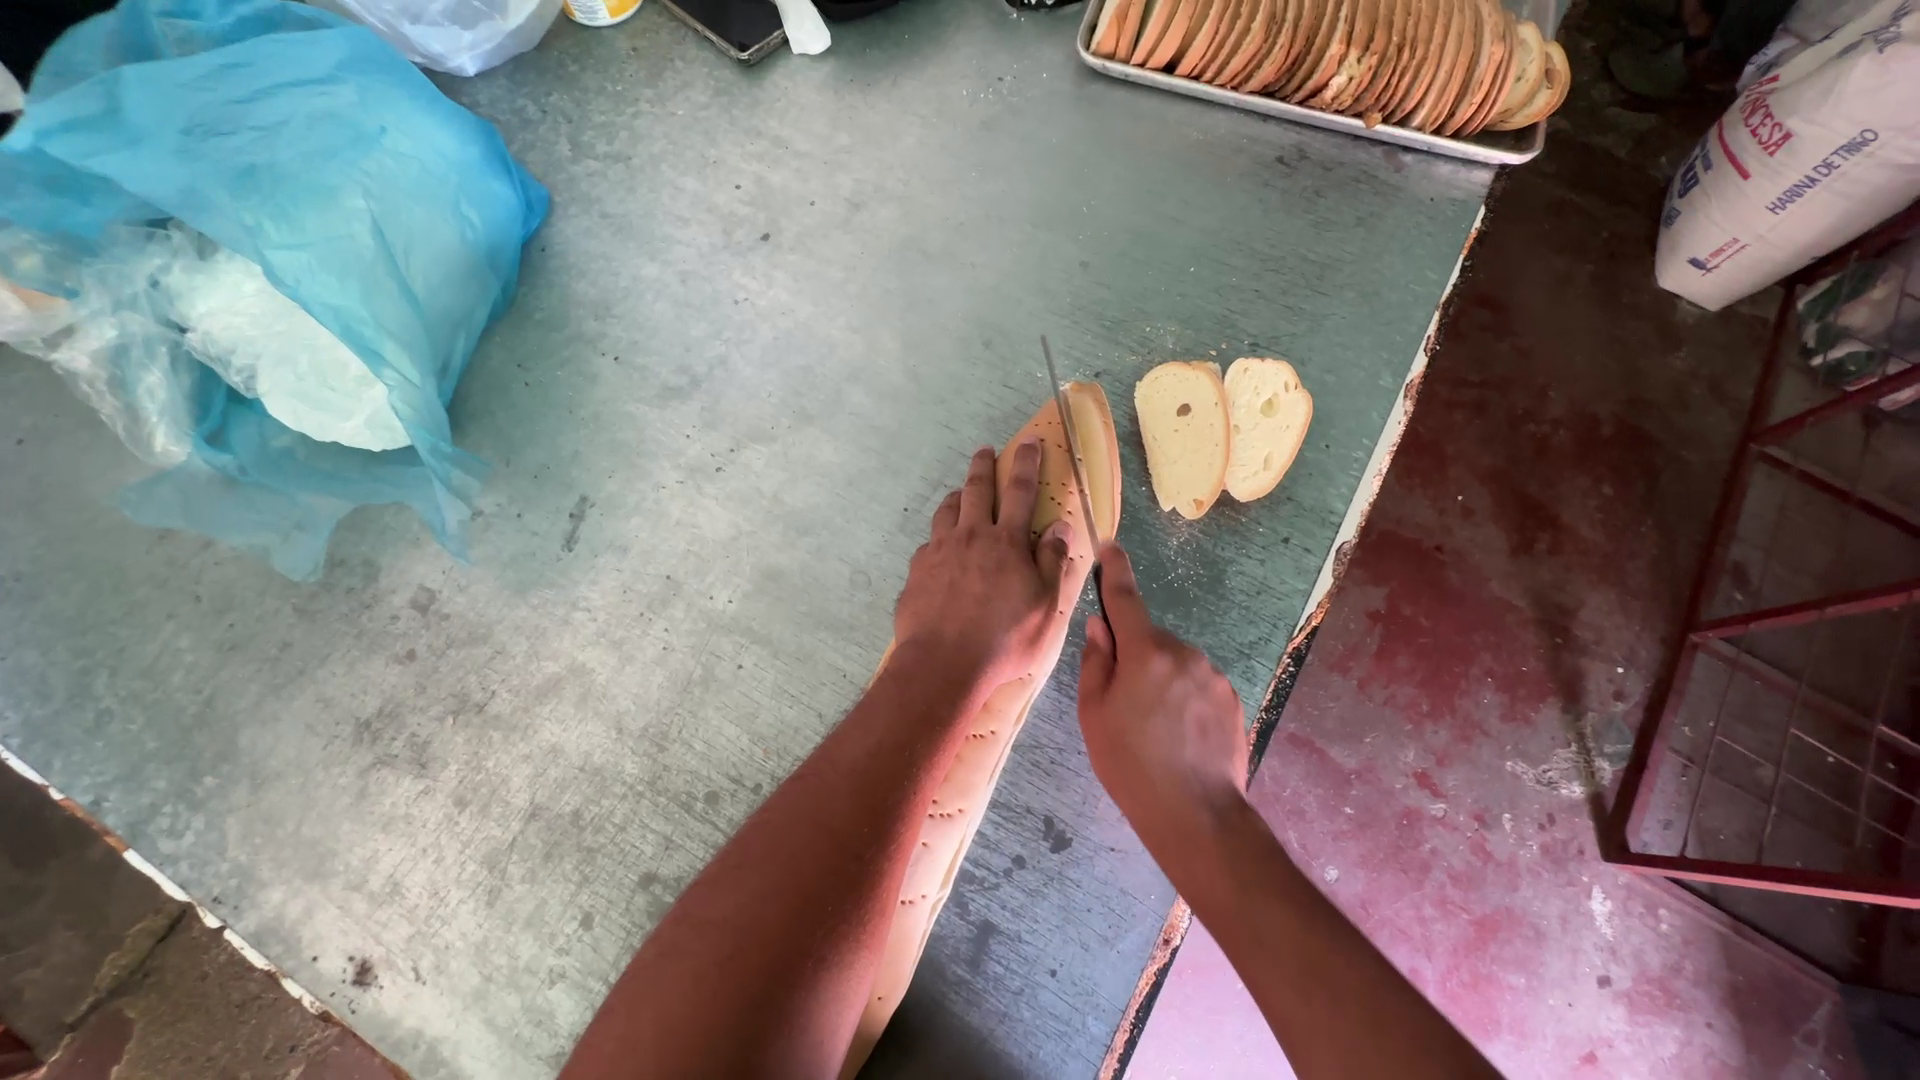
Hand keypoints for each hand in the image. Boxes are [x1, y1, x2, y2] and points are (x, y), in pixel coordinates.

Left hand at [894, 440, 1075, 687]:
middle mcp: (970, 537)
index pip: (1021, 492)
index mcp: (1006, 542)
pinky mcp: (917, 571)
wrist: (943, 663)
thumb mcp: (1044, 605)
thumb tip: (1060, 526)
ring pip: (947, 511)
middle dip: (983, 466)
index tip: (1028, 443)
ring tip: (960, 494)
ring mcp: (939, 551)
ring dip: (957, 497)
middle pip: (977, 490)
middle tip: (984, 451)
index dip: (1026, 464)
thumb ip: (1052, 562)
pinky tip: (940, 550)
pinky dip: (939, 538)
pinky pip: (929, 544)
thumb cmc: (1004, 639)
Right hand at [1078, 545, 1248, 839]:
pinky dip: (1185, 699)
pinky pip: (1198, 685)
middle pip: (1150, 641)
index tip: (1111, 547)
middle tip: (1123, 704)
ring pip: (1176, 664)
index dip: (1116, 571)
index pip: (1126, 599)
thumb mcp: (1093, 714)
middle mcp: (1184, 653)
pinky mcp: (1232, 699)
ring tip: (1154, 729)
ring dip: (1161, 680)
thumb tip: (1100, 626)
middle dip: (1136, 657)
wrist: (1196, 813)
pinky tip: (1180, 736)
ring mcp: (1213, 676)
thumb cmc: (1130, 764)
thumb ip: (1096, 662)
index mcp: (1145, 652)